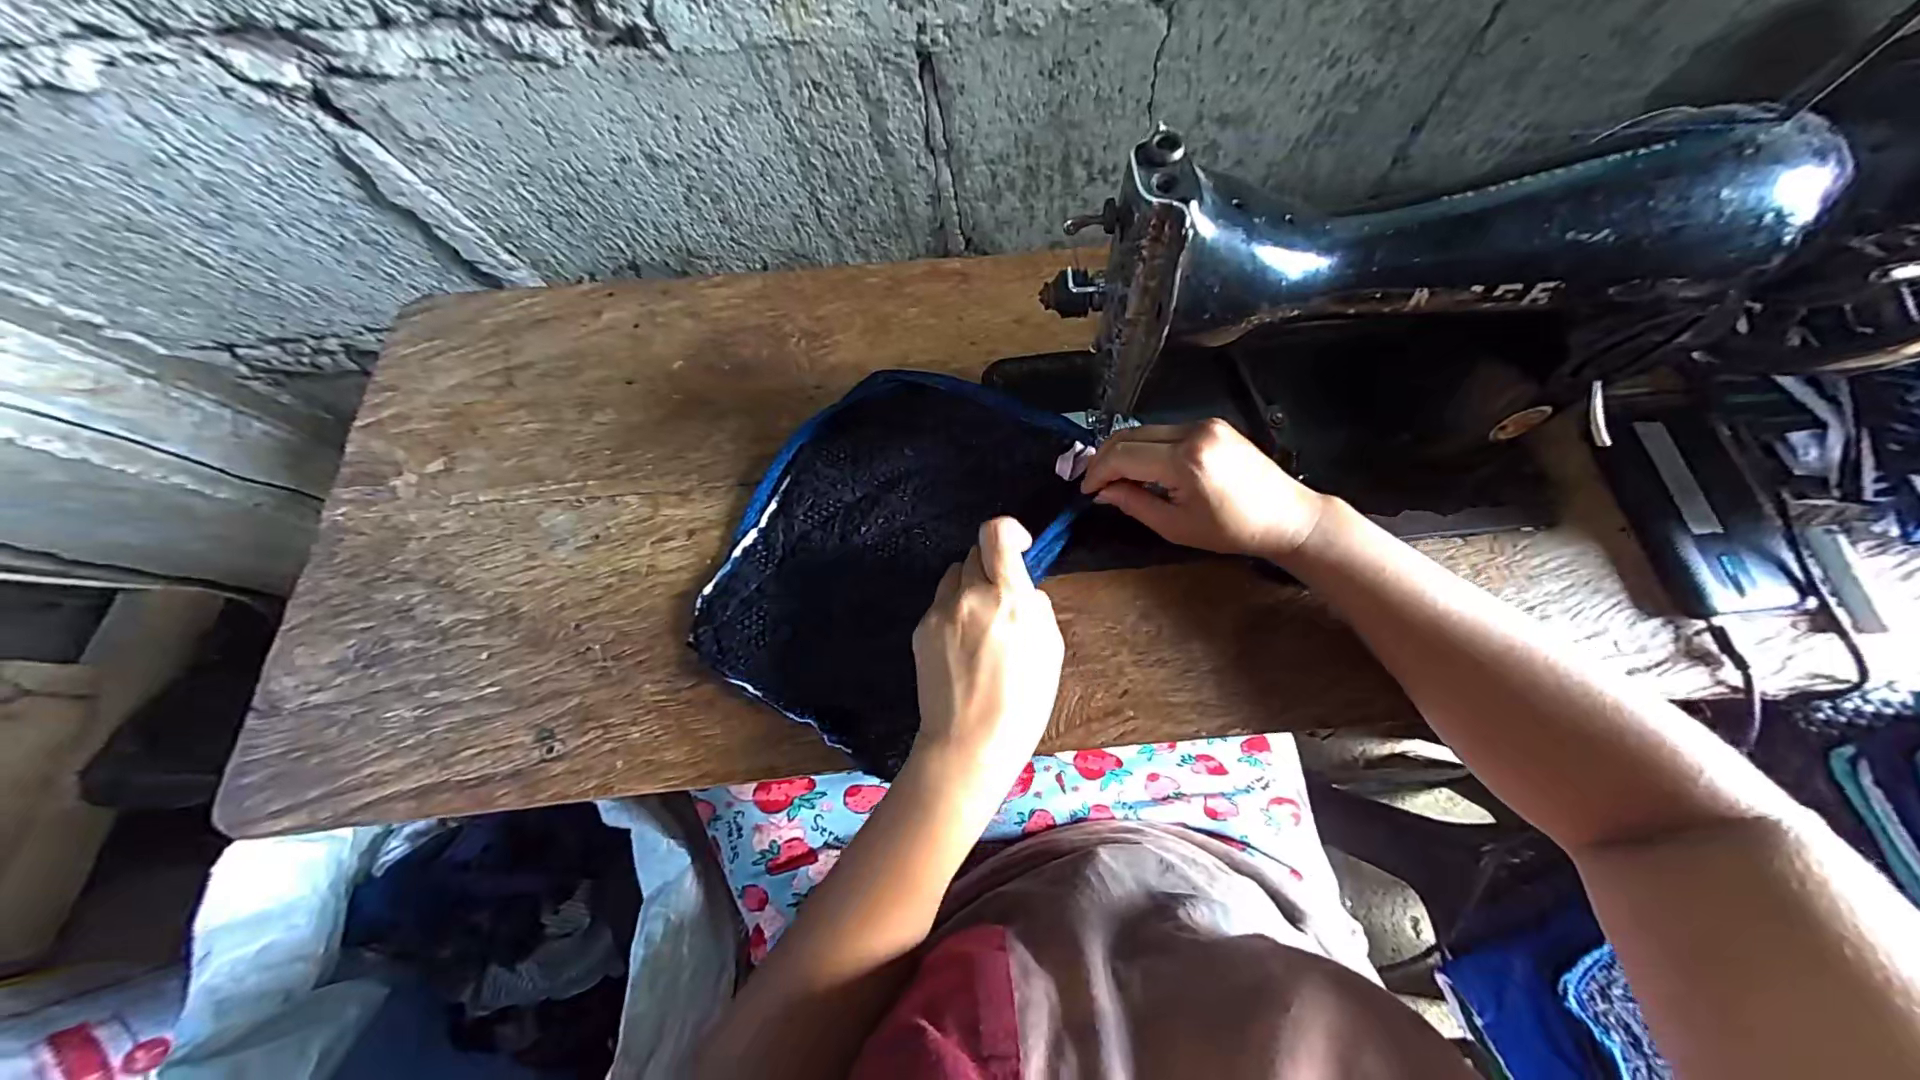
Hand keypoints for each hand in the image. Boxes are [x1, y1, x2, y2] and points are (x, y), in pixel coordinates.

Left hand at [911, 517, 1063, 784]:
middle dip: (991, 567)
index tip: (1018, 543)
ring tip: (980, 622)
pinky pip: (940, 603)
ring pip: (954, 574)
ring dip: (969, 585)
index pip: (997, 533)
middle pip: (976, 552)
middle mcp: (970, 596)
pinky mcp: (921, 628)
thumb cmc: (1021, 703)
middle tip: (1002, 599)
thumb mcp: (1050, 650)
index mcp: (1008, 598)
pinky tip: (961, 645)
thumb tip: (1022, 588)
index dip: (1008, 529)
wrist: (968, 741)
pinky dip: (952, 611)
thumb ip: (1036, 607)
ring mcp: (940, 611)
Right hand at [1079, 419, 1329, 559]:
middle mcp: (1194, 432)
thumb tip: (1104, 492)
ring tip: (1114, 478)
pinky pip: (1164, 432)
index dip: (1097, 472)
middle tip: (1093, 482)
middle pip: (1129, 435)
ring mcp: (1204, 424)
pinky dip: (1145, 447)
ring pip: (1144, 430)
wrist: (1286, 516)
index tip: (1086, 490)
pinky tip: (1141, 468)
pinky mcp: (1212, 425)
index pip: (1123, 455)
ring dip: (1123, 452)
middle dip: (1104, 458)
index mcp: (1185, 460)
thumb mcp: (1175, 526)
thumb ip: (1133, 503)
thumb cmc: (1234, 530)